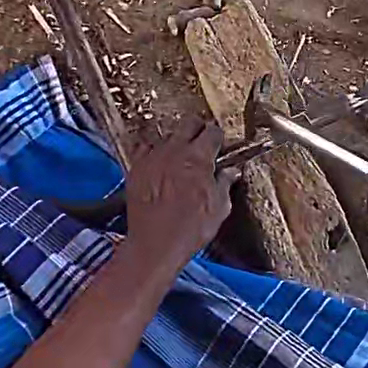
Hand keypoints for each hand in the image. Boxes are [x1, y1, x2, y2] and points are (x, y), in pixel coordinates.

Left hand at [121, 118, 237, 271]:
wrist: (155, 244)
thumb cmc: (190, 229)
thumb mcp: (219, 208)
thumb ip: (224, 184)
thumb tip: (231, 172)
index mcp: (199, 157)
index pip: (212, 131)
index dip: (217, 136)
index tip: (218, 143)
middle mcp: (175, 150)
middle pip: (188, 123)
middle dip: (197, 129)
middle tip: (201, 142)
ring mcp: (153, 156)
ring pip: (167, 136)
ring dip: (175, 143)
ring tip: (178, 158)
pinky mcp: (136, 167)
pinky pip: (144, 148)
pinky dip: (152, 152)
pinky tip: (157, 164)